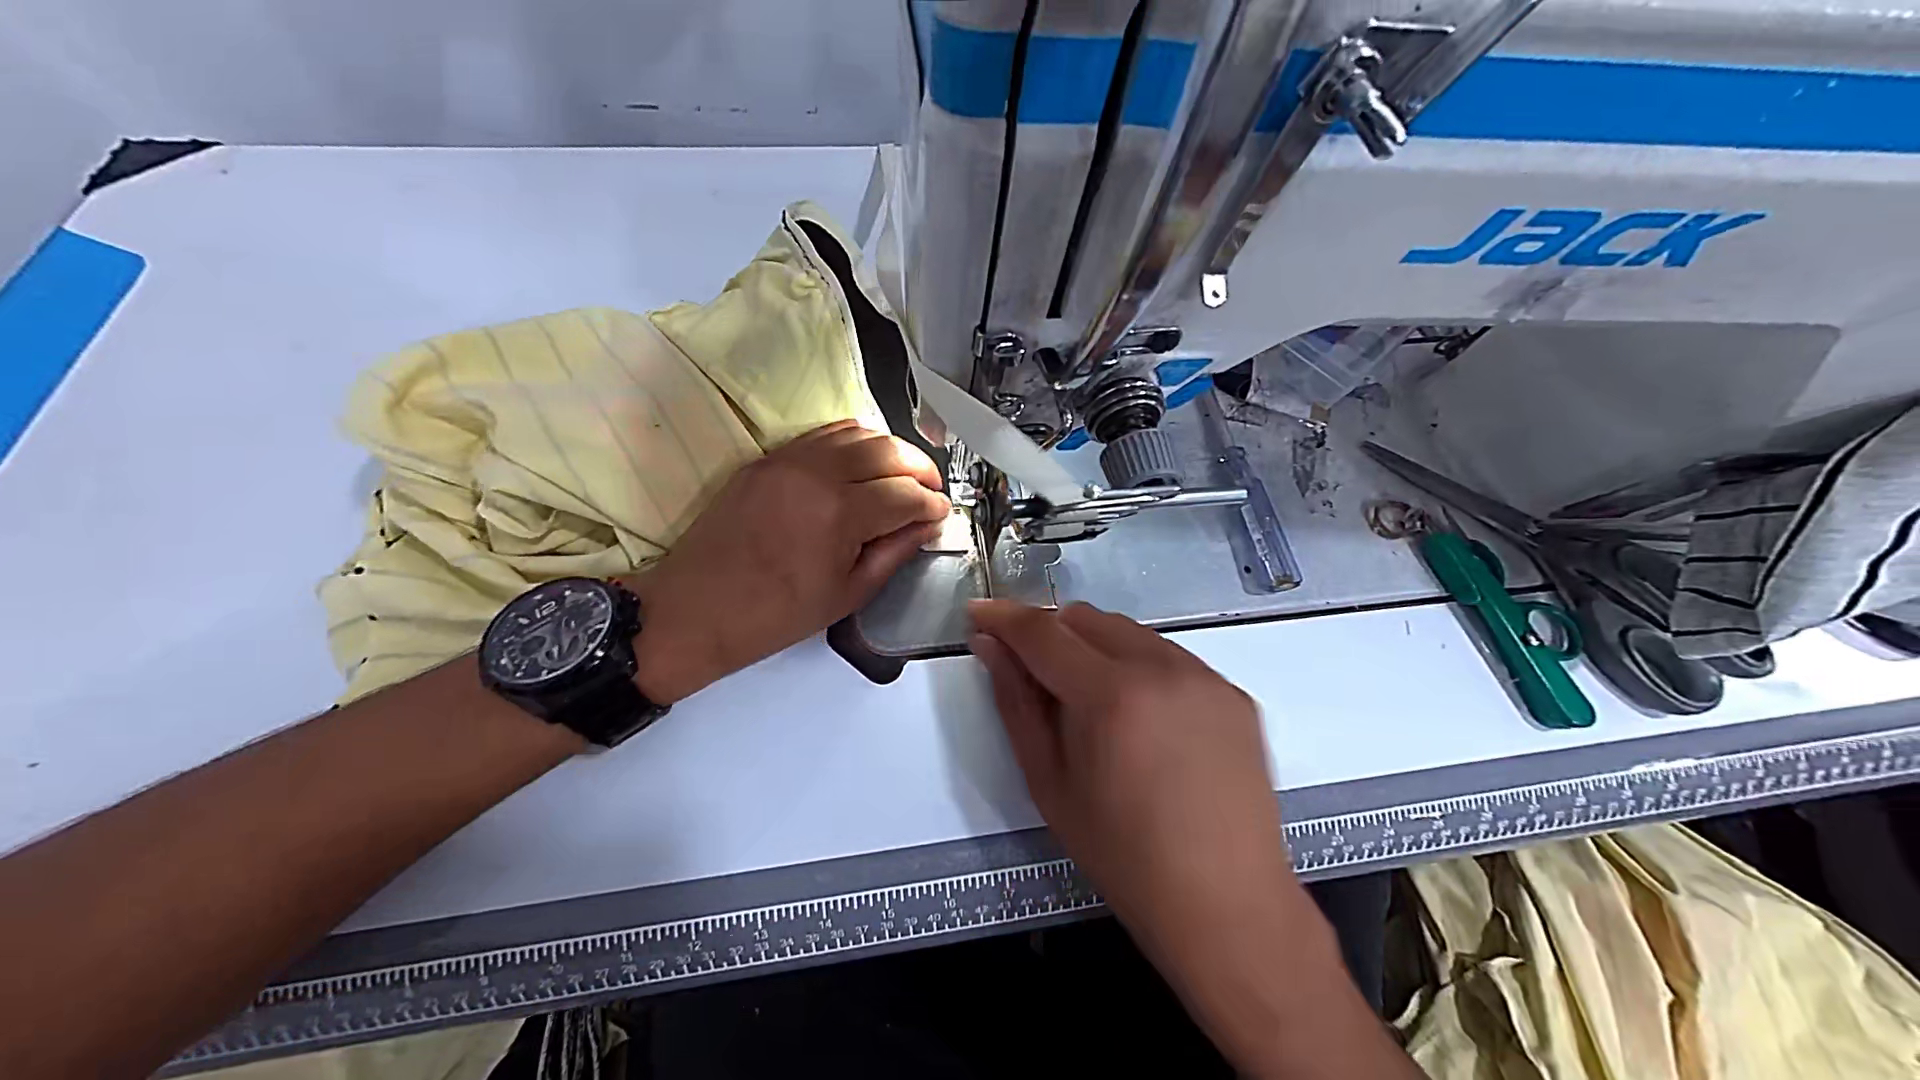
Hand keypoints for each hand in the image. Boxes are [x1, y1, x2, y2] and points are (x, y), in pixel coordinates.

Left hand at [625, 421, 948, 701]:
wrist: (694, 609)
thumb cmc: (772, 615)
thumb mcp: (847, 593)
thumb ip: (894, 551)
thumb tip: (925, 525)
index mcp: (839, 514)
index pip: (906, 493)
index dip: (932, 504)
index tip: (940, 514)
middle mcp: (816, 474)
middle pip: (889, 450)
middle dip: (920, 469)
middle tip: (930, 491)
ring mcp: (788, 460)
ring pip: (858, 432)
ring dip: (889, 450)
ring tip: (901, 475)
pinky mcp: (767, 458)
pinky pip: (823, 434)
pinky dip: (853, 441)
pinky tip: (862, 462)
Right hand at [970, 602, 1418, 1079]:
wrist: (1224, 901)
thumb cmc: (1121, 853)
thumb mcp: (1048, 782)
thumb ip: (1015, 703)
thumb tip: (990, 646)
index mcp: (1110, 695)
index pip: (1044, 632)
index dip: (1004, 617)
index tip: (979, 612)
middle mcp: (1162, 669)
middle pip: (1086, 619)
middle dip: (1050, 633)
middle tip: (1034, 673)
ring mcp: (1205, 676)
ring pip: (1129, 632)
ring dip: (1095, 648)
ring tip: (1090, 701)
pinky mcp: (1233, 692)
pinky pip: (1170, 657)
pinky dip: (1139, 667)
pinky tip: (1141, 718)